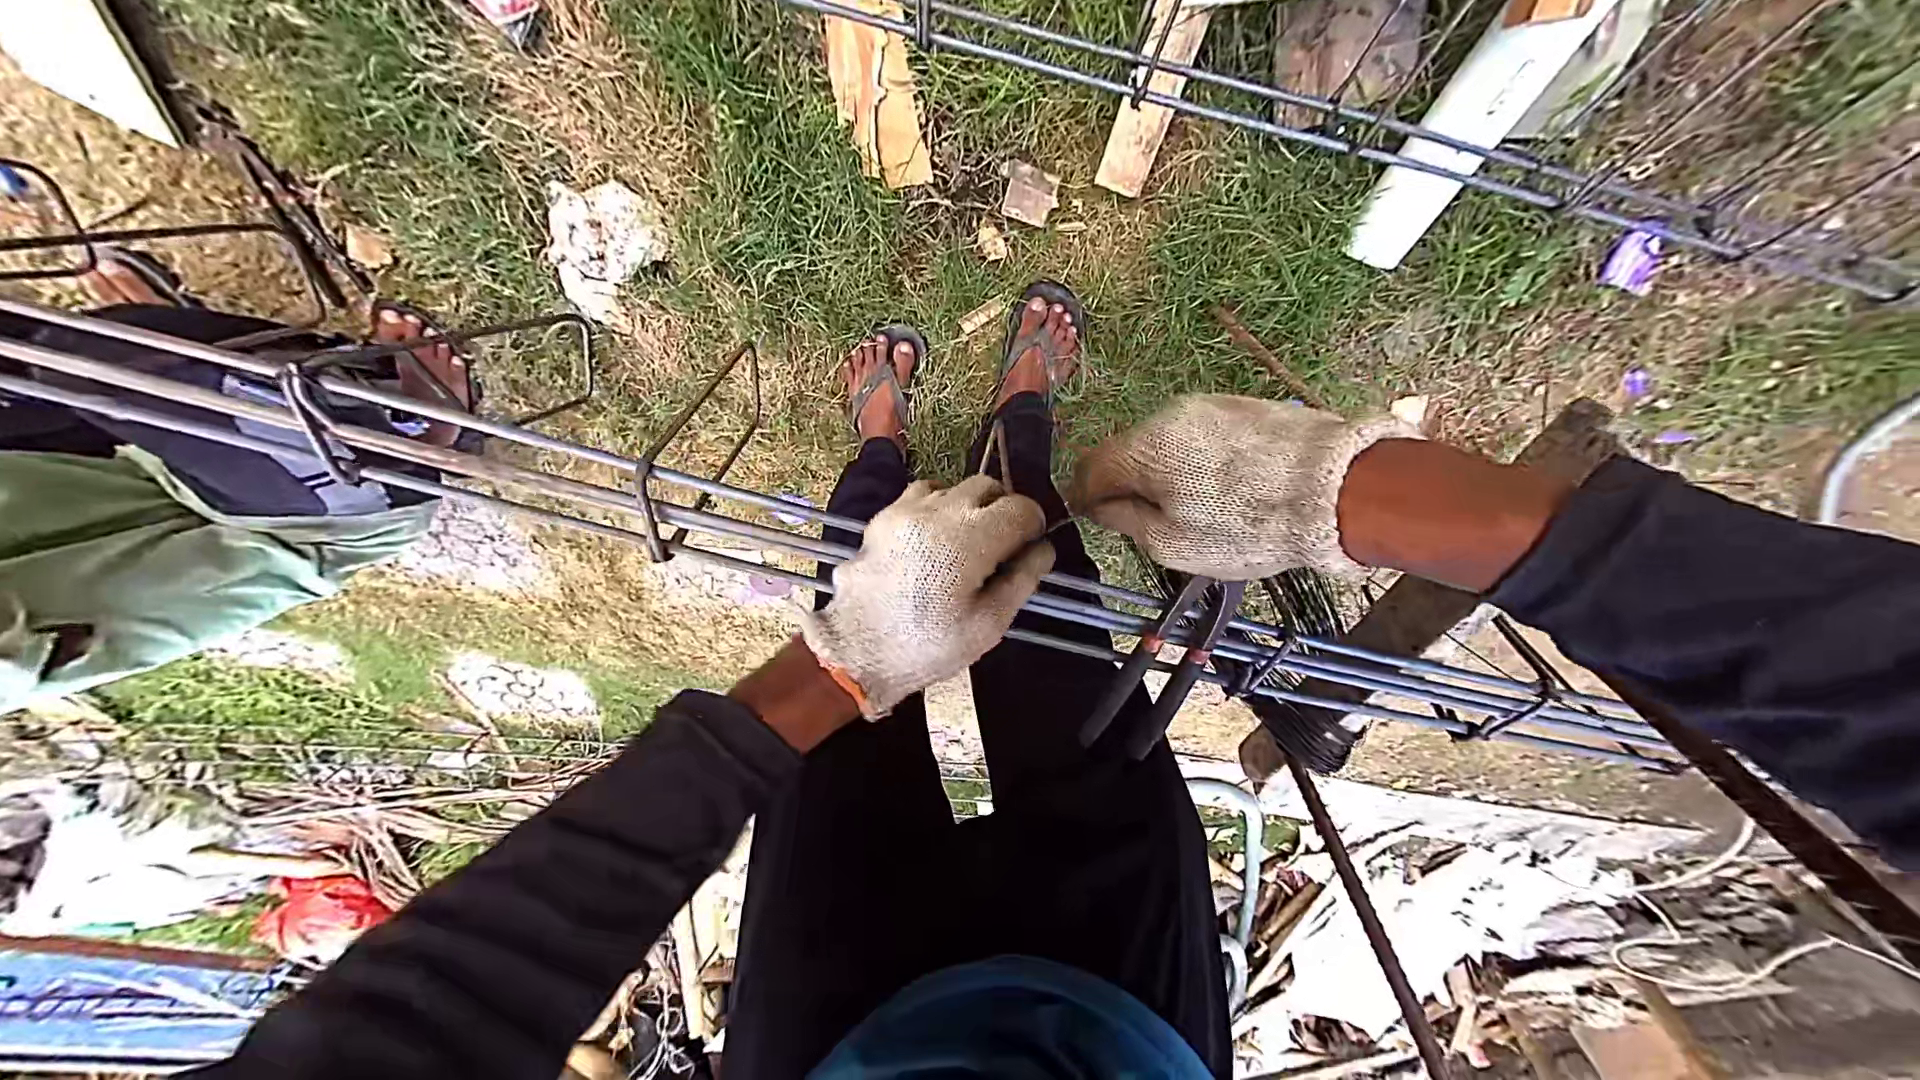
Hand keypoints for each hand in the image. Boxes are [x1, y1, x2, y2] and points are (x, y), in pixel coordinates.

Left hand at [802, 475, 1054, 717]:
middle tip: (1001, 544)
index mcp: (970, 538)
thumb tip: (1042, 549)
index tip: (1029, 547)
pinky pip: (920, 495)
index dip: (1033, 526)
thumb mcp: (989, 624)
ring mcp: (905, 509)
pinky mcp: (881, 516)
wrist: (857, 652)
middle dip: (1002, 509)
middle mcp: (939, 511)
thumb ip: (1023, 579)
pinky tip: (932, 538)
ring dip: (968, 506)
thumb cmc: (928, 647)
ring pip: (953, 487)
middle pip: (987, 486)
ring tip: (964, 542)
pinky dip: (936, 507)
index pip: (1021, 507)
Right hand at [1068, 394, 1412, 579]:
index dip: (1084, 495)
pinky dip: (1193, 458)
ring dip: (1162, 470)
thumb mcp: (1172, 544)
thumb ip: (1124, 520)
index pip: (1089, 466)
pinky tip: (1223, 484)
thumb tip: (1101, 505)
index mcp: (1144, 448)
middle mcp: (1167, 415)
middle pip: (1125, 450)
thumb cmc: (1246, 527)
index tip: (1096, 517)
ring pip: (1162, 441)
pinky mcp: (1240, 404)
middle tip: (1149, 518)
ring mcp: (1206, 405)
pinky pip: (1196, 433)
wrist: (1339, 489)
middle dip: (1127, 482)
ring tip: (1194, 503)